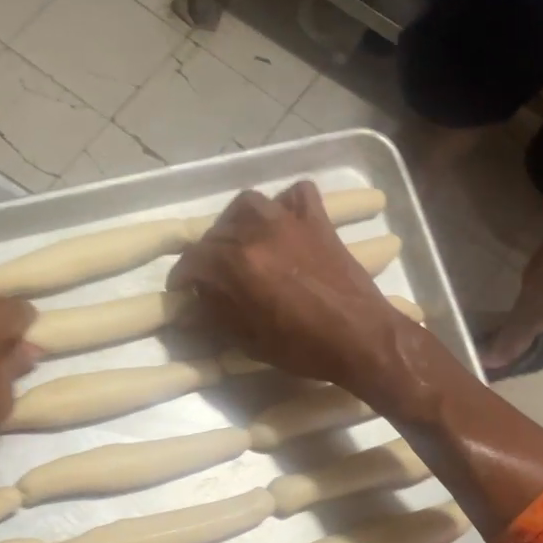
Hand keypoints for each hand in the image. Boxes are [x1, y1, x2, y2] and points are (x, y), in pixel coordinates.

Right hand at [167, 180, 425, 407]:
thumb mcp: (249, 340)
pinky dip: (283, 205)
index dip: (182, 277)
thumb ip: (216, 315)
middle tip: (211, 276)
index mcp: (236, 265)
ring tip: (239, 243)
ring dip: (236, 222)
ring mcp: (289, 221)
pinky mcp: (317, 220)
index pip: (193, 261)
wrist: (360, 337)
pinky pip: (295, 195)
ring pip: (248, 205)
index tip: (182, 291)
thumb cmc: (302, 348)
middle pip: (217, 233)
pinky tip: (282, 224)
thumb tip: (191, 306)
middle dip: (207, 255)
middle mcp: (257, 232)